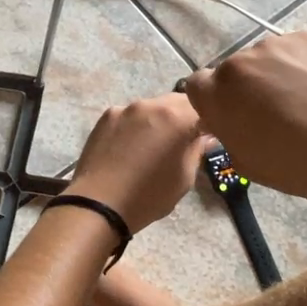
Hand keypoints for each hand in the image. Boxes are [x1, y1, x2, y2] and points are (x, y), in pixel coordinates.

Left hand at [63, 94, 209, 231]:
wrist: (98, 203)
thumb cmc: (149, 196)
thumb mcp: (184, 178)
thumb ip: (196, 150)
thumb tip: (205, 137)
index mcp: (176, 118)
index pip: (202, 108)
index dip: (208, 121)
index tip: (206, 137)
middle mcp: (150, 105)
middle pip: (176, 102)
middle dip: (182, 117)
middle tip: (180, 141)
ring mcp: (124, 108)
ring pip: (150, 108)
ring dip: (157, 121)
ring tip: (151, 146)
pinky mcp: (105, 117)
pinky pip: (128, 116)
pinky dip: (135, 126)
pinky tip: (129, 147)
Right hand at [180, 32, 306, 217]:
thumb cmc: (301, 168)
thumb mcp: (246, 163)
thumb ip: (227, 132)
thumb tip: (231, 119)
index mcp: (216, 94)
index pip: (197, 85)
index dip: (214, 102)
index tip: (234, 118)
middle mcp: (240, 62)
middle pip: (232, 71)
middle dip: (246, 88)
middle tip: (274, 114)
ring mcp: (279, 45)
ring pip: (266, 59)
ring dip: (275, 75)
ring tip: (306, 101)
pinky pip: (296, 51)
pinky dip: (304, 66)